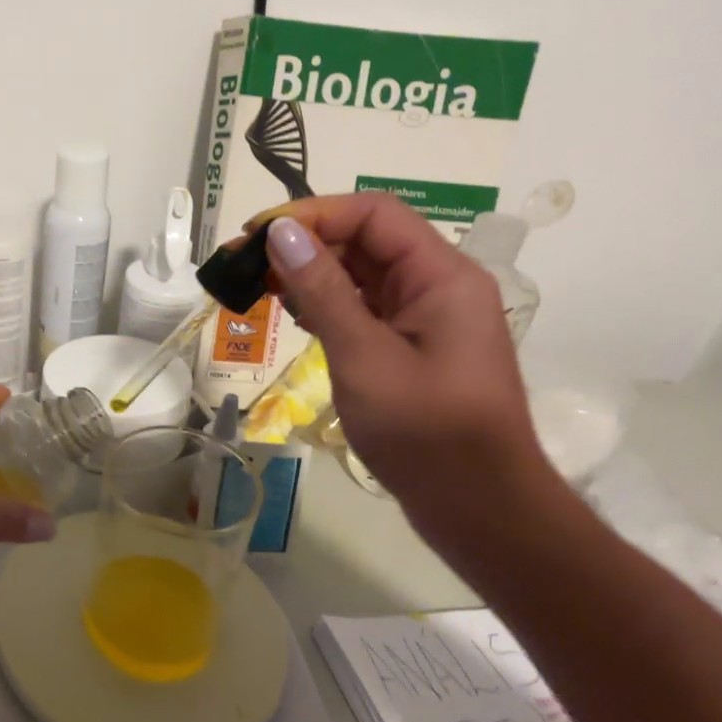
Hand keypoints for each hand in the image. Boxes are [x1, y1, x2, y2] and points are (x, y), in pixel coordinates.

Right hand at [246, 194, 550, 520]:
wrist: (480, 507)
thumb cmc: (426, 432)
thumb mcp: (364, 357)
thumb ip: (322, 292)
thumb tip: (280, 235)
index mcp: (442, 276)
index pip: (373, 214)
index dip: (312, 215)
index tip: (256, 235)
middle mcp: (438, 286)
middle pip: (366, 240)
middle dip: (304, 243)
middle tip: (242, 263)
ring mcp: (426, 319)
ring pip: (362, 275)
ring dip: (310, 274)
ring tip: (256, 287)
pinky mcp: (413, 349)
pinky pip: (366, 309)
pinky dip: (326, 305)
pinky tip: (291, 315)